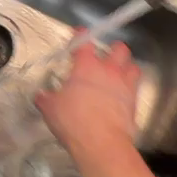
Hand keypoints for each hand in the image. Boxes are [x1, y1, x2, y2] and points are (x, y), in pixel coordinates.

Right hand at [35, 36, 142, 154]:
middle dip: (113, 49)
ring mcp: (125, 86)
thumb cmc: (72, 120)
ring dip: (126, 66)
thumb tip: (41, 95)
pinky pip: (135, 88)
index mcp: (86, 66)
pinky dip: (129, 87)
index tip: (79, 33)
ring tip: (118, 73)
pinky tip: (120, 94)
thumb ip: (46, 98)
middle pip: (118, 49)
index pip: (84, 42)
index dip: (81, 35)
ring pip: (133, 66)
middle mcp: (109, 71)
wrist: (101, 143)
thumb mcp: (50, 108)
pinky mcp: (134, 102)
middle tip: (104, 56)